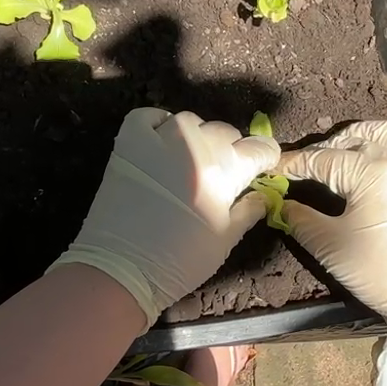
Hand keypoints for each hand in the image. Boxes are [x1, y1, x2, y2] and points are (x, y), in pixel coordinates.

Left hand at [54, 108, 278, 324]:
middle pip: (225, 132)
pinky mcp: (128, 143)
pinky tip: (163, 142)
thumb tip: (263, 194)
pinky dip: (159, 123)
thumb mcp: (225, 241)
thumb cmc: (180, 261)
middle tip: (224, 172)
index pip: (258, 149)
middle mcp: (194, 147)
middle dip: (231, 149)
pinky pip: (149, 117)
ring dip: (198, 136)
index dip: (265, 157)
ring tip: (193, 159)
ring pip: (190, 122)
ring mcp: (159, 140)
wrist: (122, 268)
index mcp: (222, 172)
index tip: (262, 166)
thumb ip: (248, 211)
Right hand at [278, 121, 386, 335]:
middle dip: (323, 151)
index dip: (294, 164)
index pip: (322, 160)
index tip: (273, 168)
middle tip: (302, 166)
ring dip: (361, 137)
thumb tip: (282, 203)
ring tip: (341, 149)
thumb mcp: (328, 246)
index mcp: (370, 172)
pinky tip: (384, 160)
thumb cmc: (377, 271)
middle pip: (352, 142)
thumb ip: (300, 218)